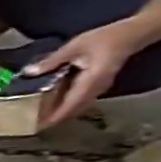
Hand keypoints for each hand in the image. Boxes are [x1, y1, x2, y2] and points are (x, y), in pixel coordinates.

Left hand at [27, 21, 142, 126]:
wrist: (131, 35)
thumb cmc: (105, 38)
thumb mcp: (75, 46)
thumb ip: (52, 60)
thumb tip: (30, 72)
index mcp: (89, 84)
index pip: (68, 108)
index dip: (52, 119)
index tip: (36, 126)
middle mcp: (94, 92)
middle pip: (70, 112)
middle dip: (52, 118)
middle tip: (31, 121)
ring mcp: (97, 92)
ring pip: (75, 108)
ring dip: (59, 112)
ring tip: (38, 114)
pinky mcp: (97, 89)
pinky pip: (79, 102)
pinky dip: (65, 105)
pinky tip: (52, 101)